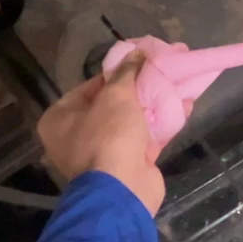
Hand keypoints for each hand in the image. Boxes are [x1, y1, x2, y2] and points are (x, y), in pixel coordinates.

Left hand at [36, 54, 164, 214]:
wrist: (123, 189)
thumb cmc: (108, 136)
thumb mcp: (116, 96)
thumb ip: (126, 72)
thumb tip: (136, 52)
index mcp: (59, 120)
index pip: (87, 88)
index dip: (114, 73)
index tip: (138, 62)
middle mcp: (75, 138)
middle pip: (110, 106)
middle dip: (137, 89)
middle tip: (158, 72)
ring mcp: (102, 154)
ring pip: (130, 122)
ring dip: (153, 105)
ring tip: (175, 85)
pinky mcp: (127, 165)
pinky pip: (145, 138)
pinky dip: (161, 124)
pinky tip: (182, 107)